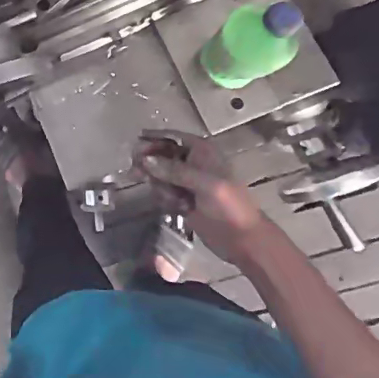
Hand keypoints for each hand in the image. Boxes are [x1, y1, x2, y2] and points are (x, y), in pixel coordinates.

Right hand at [132, 129, 281, 267]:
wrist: (243, 240)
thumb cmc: (229, 206)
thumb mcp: (205, 184)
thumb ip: (175, 171)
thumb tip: (146, 160)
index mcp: (202, 151)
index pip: (172, 137)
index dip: (153, 138)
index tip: (135, 144)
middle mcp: (192, 162)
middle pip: (161, 155)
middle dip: (149, 163)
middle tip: (136, 173)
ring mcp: (186, 182)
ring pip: (159, 175)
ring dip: (159, 186)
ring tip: (174, 200)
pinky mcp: (182, 200)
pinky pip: (163, 192)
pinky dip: (165, 199)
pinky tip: (177, 208)